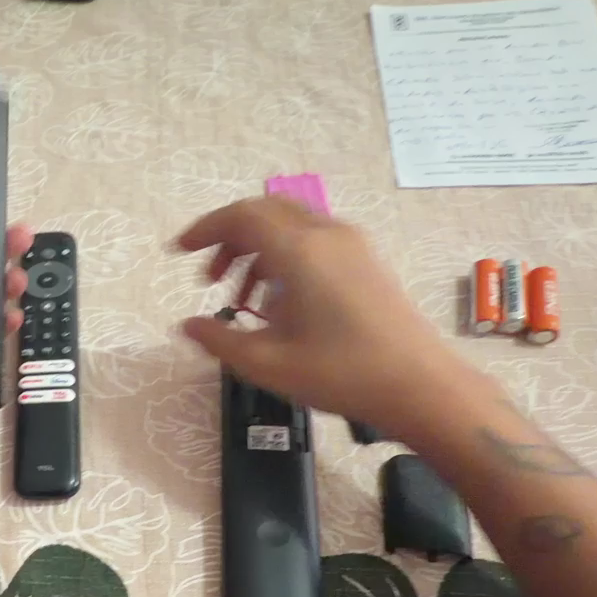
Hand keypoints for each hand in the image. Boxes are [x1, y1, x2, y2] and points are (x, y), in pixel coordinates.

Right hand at [175, 195, 493, 437]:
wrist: (417, 385)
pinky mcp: (364, 261)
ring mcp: (351, 245)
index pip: (242, 217)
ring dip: (254, 250)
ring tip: (237, 296)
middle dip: (227, 237)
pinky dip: (280, 257)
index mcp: (300, 253)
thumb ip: (218, 339)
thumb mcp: (265, 363)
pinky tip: (274, 301)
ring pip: (289, 225)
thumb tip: (187, 326)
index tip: (179, 251)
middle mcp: (326, 236)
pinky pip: (311, 240)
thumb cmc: (339, 374)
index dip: (204, 229)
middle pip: (265, 212)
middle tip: (206, 274)